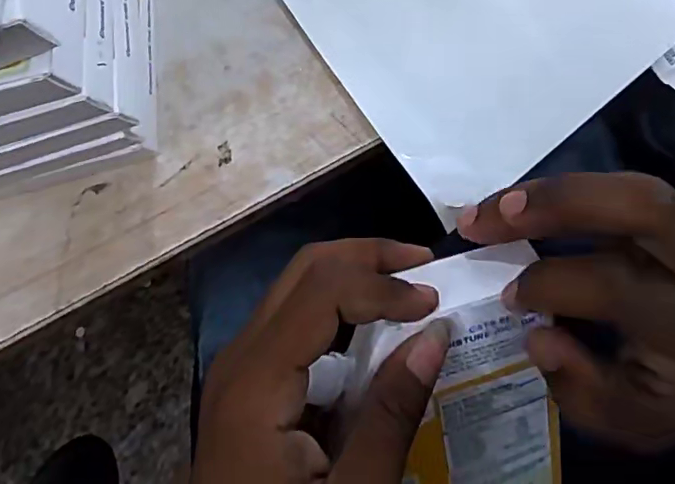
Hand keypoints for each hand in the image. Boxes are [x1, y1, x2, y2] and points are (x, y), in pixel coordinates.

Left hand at [192, 239, 447, 483]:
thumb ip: (389, 417)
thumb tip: (435, 334)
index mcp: (256, 378)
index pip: (322, 290)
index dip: (381, 284)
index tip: (433, 301)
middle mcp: (240, 354)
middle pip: (305, 270)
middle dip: (366, 257)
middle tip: (422, 263)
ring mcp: (239, 366)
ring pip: (297, 287)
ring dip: (353, 276)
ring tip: (405, 287)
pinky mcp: (248, 383)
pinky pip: (293, 322)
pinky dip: (338, 310)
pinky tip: (372, 328)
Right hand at [460, 174, 674, 464]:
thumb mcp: (649, 420)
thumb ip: (590, 396)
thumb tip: (535, 338)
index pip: (620, 288)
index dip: (552, 285)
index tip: (507, 299)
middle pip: (645, 206)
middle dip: (558, 203)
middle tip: (485, 222)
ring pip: (628, 185)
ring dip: (548, 188)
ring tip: (487, 208)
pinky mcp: (671, 201)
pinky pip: (612, 183)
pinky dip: (558, 188)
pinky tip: (517, 203)